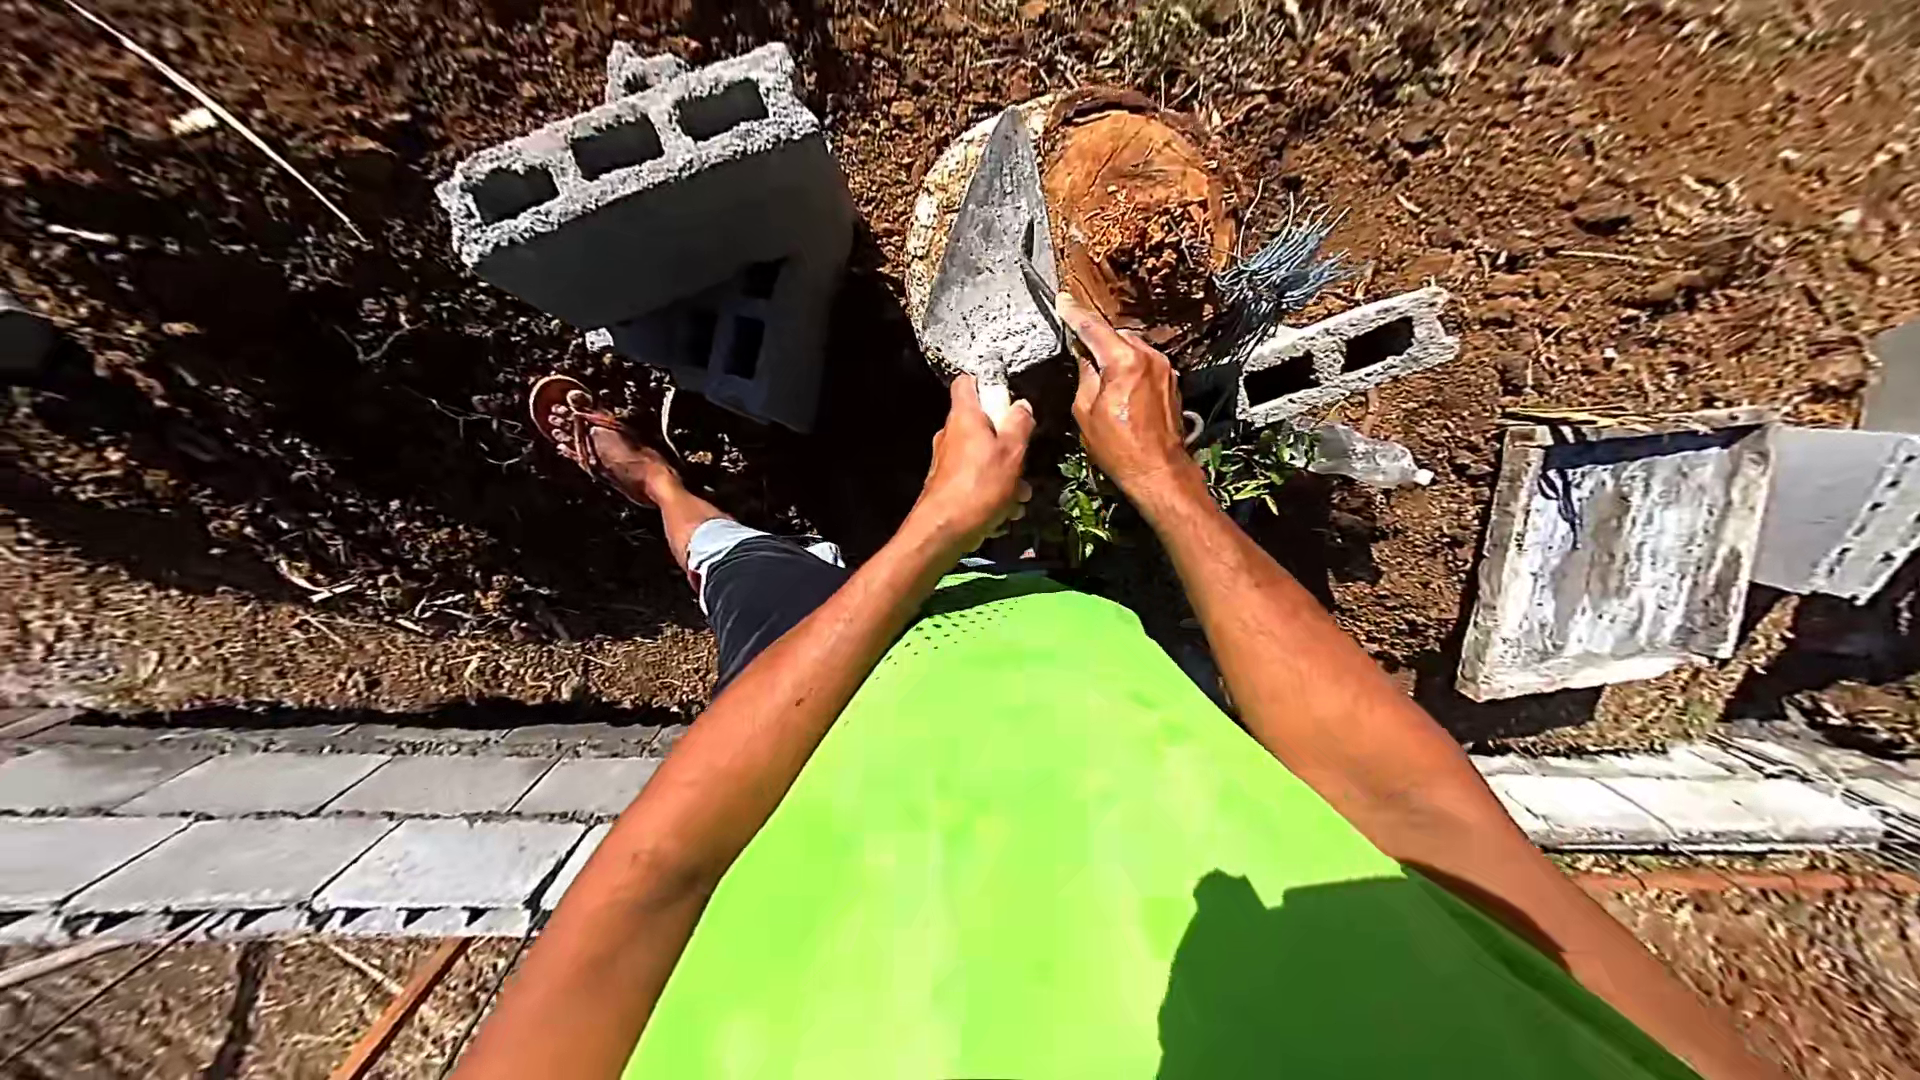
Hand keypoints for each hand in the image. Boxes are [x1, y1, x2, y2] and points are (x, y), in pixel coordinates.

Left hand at [907, 376, 1035, 552]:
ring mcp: (946, 462)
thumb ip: (1019, 425)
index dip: (987, 384)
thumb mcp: (1012, 452)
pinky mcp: (947, 487)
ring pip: (982, 457)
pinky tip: (1004, 513)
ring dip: (1005, 475)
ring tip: (1019, 497)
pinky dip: (992, 493)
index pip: (967, 383)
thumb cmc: (979, 487)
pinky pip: (975, 481)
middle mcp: (950, 435)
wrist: (943, 532)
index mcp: (963, 417)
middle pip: (981, 425)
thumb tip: (1021, 406)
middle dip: (1007, 443)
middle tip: (1023, 462)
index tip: (1006, 399)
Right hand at [1059, 292, 1199, 498]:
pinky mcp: (1170, 380)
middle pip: (1115, 335)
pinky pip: (1144, 363)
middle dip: (1096, 341)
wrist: (1157, 469)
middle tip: (1078, 354)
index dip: (1074, 313)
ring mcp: (1163, 368)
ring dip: (1114, 356)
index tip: (1063, 300)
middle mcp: (1148, 357)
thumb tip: (1085, 358)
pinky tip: (1119, 388)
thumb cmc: (1120, 448)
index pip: (1094, 328)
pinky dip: (1129, 367)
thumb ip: (1085, 376)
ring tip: (1100, 379)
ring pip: (1131, 348)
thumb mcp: (1086, 412)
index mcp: (1124, 362)